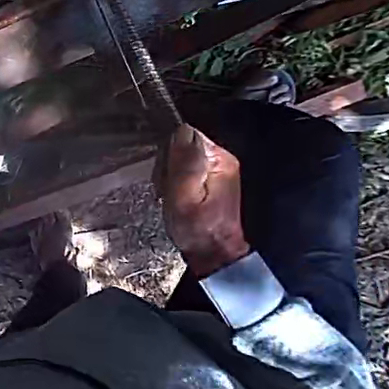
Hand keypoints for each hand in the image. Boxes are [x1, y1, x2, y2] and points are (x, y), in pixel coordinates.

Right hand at [157, 126, 248, 277]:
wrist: (214, 256)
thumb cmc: (198, 230)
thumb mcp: (185, 197)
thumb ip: (183, 164)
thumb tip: (181, 131)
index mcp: (219, 159)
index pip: (186, 136)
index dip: (169, 153)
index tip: (166, 176)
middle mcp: (221, 160)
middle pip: (182, 146)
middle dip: (168, 166)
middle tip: (168, 190)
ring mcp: (216, 171)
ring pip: (180, 159)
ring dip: (169, 176)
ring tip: (171, 196)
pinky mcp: (209, 181)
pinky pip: (184, 171)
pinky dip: (175, 183)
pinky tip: (175, 198)